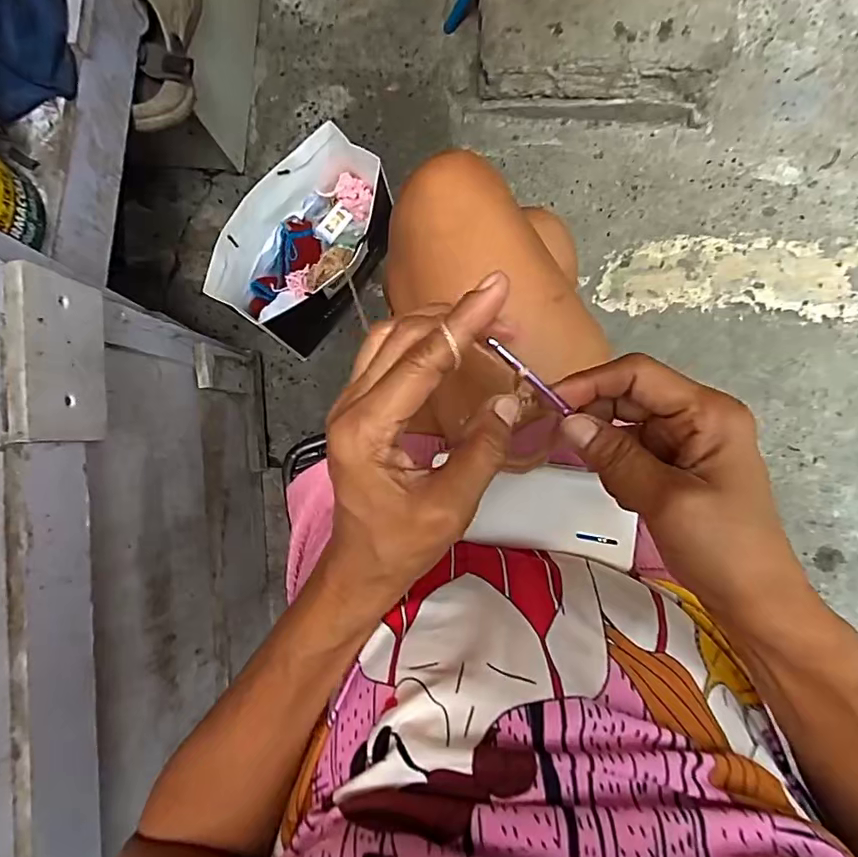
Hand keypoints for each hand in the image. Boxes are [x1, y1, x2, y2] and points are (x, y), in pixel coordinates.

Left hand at [319, 272, 521, 609]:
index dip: (462, 322)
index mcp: (365, 430)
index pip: (420, 360)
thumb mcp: (451, 506)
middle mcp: (350, 407)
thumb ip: (482, 450)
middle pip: (399, 337)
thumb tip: (507, 402)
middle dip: (452, 317)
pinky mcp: (359, 410)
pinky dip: (422, 346)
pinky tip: (453, 350)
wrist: (360, 565)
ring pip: (389, 341)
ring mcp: (350, 406)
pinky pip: (387, 360)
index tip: (495, 291)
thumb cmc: (398, 545)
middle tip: (502, 316)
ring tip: (482, 326)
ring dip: (434, 325)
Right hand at [553, 354, 807, 612]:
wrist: (754, 601)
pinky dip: (616, 467)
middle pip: (629, 395)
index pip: (638, 375)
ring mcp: (687, 443)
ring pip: (625, 424)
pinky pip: (631, 450)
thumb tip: (568, 422)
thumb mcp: (664, 499)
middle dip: (594, 416)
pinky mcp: (676, 466)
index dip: (591, 383)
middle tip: (557, 439)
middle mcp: (699, 419)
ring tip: (617, 486)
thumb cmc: (724, 549)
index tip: (550, 402)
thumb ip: (614, 456)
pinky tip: (628, 495)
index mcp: (709, 413)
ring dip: (607, 448)